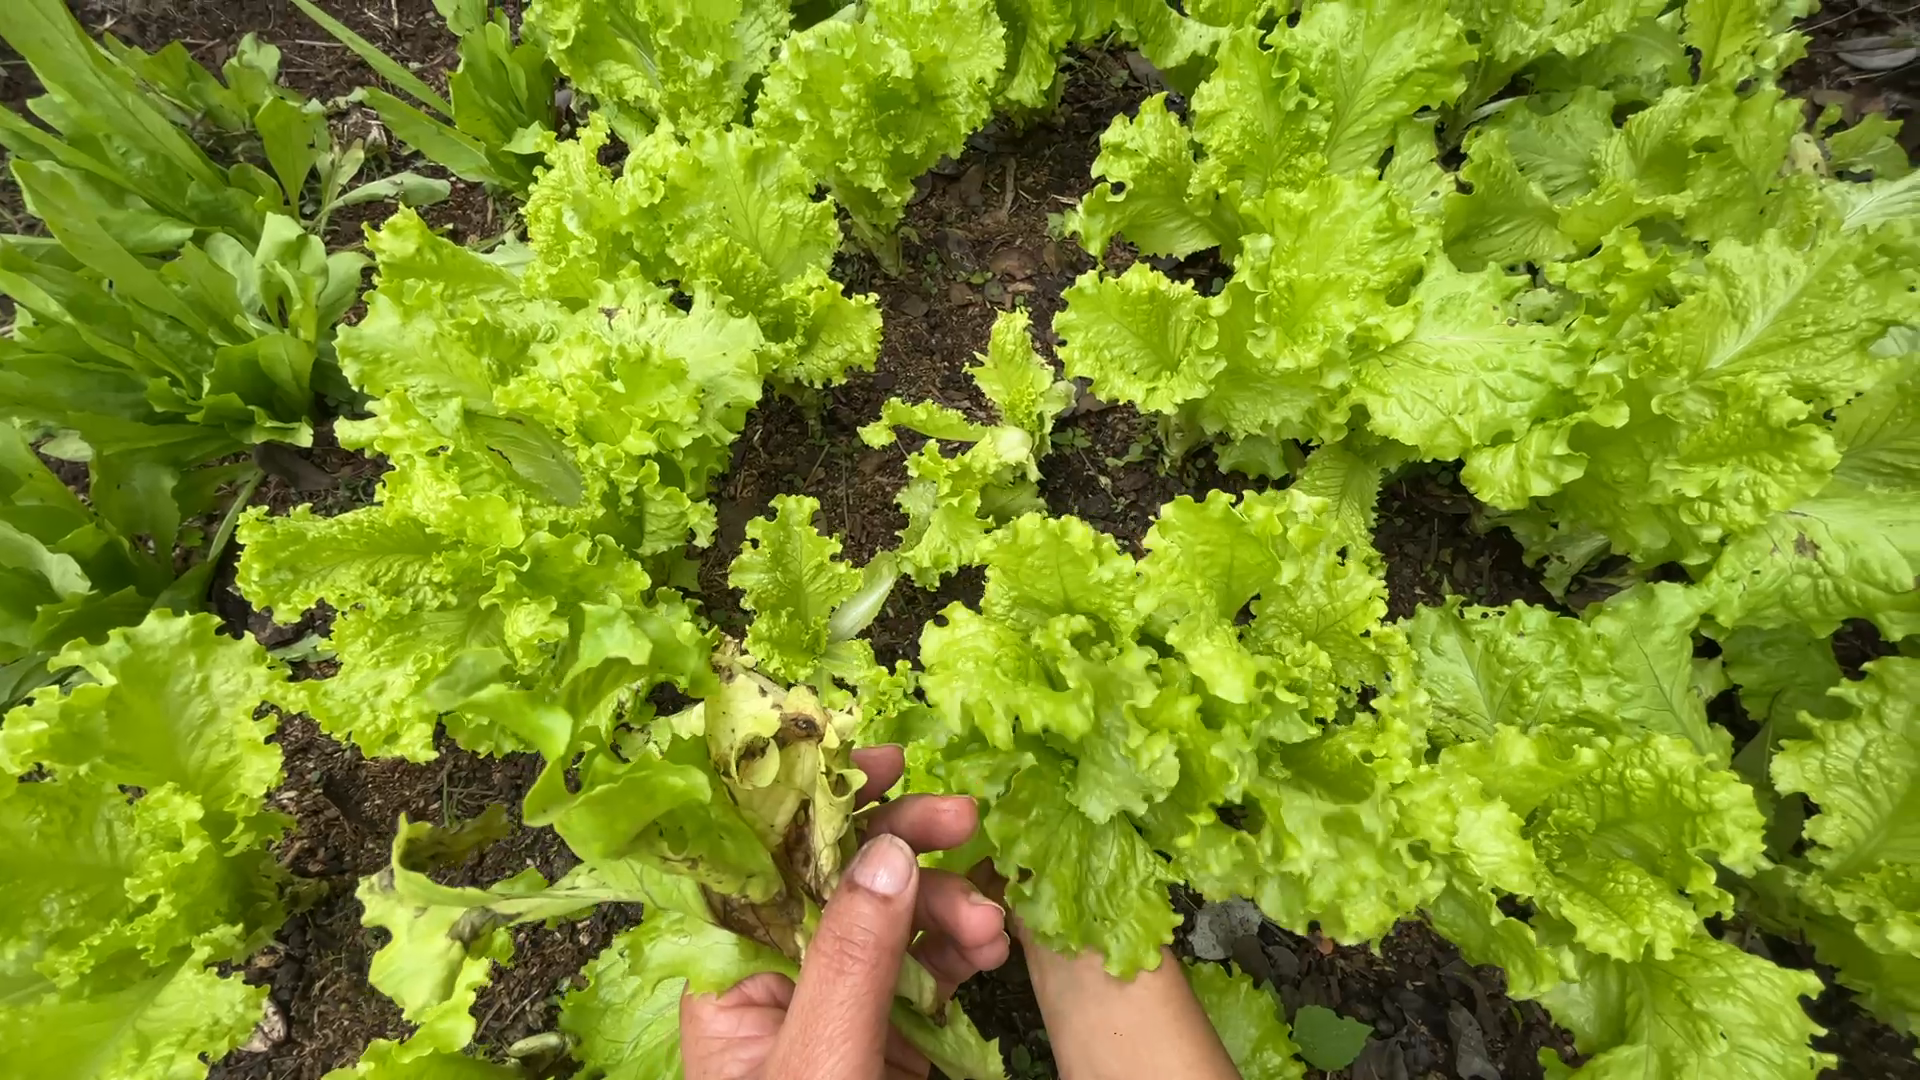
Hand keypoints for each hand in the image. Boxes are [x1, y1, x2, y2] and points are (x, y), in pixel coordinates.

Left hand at [680, 745, 1010, 1079]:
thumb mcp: (819, 1068)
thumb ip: (849, 960)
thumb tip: (888, 851)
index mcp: (738, 974)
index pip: (770, 857)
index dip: (820, 797)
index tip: (883, 761)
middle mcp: (785, 969)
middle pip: (842, 870)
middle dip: (905, 839)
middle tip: (964, 820)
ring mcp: (842, 993)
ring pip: (893, 907)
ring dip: (945, 897)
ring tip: (986, 927)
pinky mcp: (887, 1020)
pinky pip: (923, 955)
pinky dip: (957, 941)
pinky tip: (984, 949)